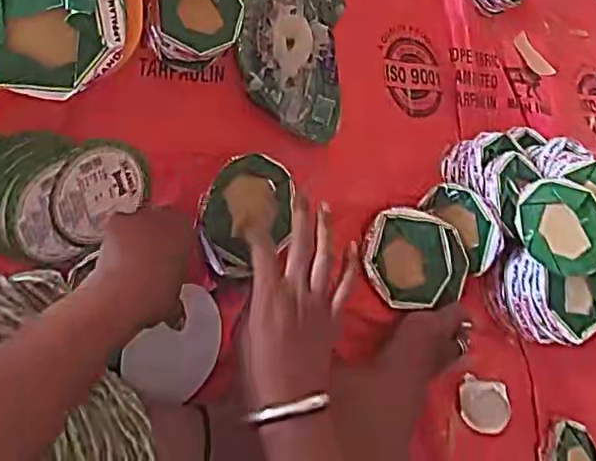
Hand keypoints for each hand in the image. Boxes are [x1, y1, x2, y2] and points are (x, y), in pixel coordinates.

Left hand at [87, 205, 191, 329]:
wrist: (121, 296)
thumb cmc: (154, 296)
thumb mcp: (173, 303)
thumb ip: (177, 302)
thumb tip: (177, 315)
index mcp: (185, 231)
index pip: (185, 229)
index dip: (177, 243)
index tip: (172, 258)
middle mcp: (165, 216)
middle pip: (162, 219)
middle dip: (157, 235)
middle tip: (151, 259)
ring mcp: (139, 216)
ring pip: (139, 221)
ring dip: (136, 235)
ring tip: (129, 260)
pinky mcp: (116, 221)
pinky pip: (118, 225)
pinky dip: (115, 237)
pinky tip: (113, 256)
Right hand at [242, 197, 358, 406]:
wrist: (291, 404)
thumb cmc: (259, 372)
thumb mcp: (243, 333)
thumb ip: (251, 301)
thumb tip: (255, 282)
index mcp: (269, 294)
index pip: (261, 250)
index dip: (256, 230)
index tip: (253, 215)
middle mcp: (295, 290)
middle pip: (299, 243)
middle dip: (299, 214)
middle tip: (301, 192)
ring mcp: (318, 300)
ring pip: (324, 256)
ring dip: (324, 229)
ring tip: (324, 207)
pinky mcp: (334, 315)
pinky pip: (345, 284)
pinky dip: (349, 263)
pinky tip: (351, 245)